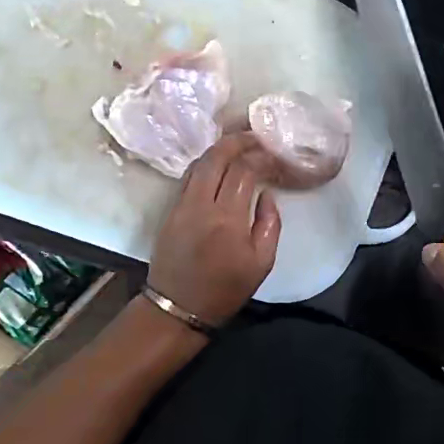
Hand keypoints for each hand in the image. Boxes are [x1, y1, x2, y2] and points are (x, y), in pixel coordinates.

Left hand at [147, 133, 281, 325]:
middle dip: (236, 141)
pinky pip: (189, 178)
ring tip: (238, 147)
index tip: (273, 156)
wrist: (179, 307)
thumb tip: (265, 195)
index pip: (243, 171)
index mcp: (228, 219)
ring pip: (199, 164)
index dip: (260, 157)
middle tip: (254, 137)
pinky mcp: (170, 210)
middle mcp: (201, 204)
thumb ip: (269, 224)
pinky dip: (206, 165)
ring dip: (219, 150)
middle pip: (216, 157)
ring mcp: (181, 205)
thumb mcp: (262, 263)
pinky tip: (218, 167)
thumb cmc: (226, 289)